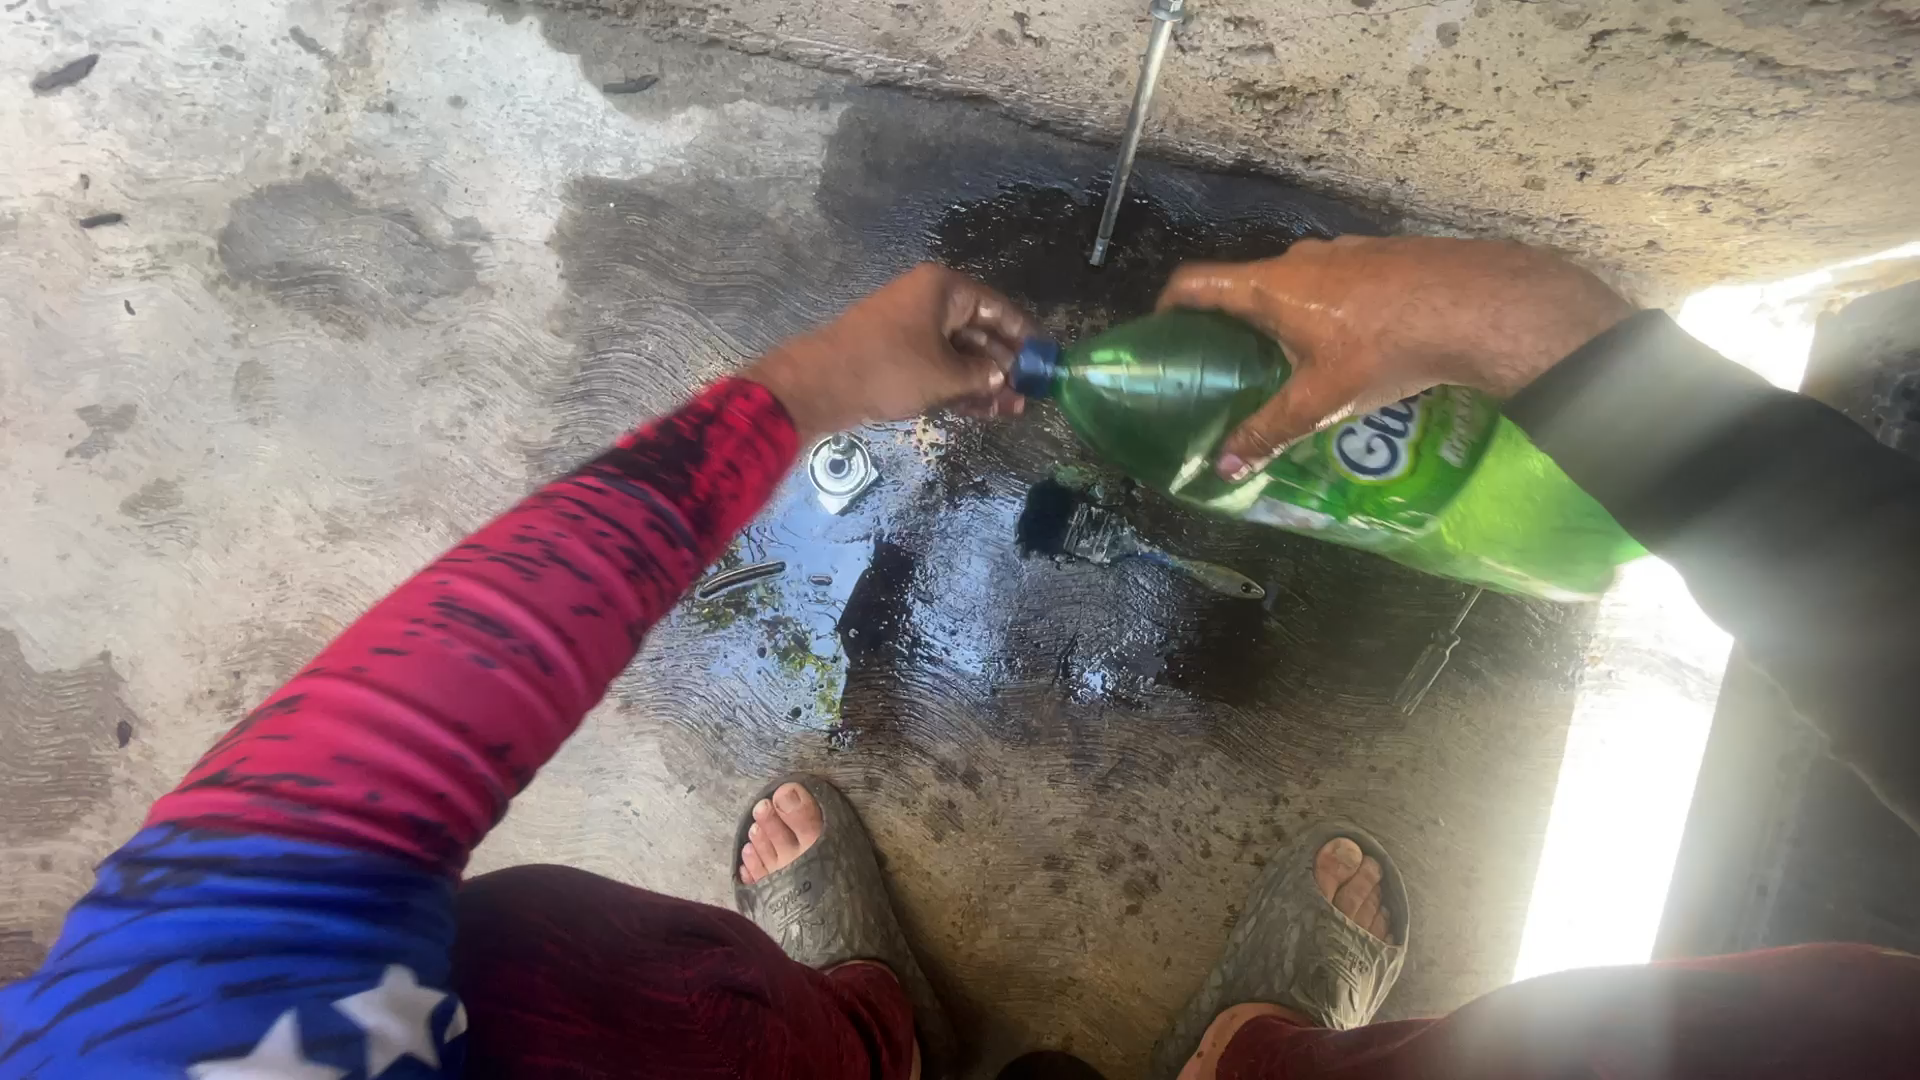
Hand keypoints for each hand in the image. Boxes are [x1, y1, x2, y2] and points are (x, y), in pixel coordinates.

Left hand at [744, 263, 1034, 441]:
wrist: (821, 385)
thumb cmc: (890, 369)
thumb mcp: (946, 375)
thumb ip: (983, 375)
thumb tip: (1003, 376)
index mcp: (944, 289)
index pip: (996, 308)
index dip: (1023, 334)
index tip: (1044, 357)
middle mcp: (929, 302)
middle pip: (979, 332)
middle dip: (1004, 365)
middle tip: (1030, 392)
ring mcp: (912, 330)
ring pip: (959, 354)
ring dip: (984, 382)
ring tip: (1013, 409)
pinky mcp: (898, 356)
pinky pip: (938, 368)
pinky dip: (959, 387)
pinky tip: (984, 411)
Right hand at [1157, 236, 1634, 480]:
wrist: (1486, 305)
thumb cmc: (1387, 349)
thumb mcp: (1320, 400)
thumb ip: (1267, 433)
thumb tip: (1222, 470)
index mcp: (1269, 288)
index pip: (1195, 282)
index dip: (1168, 304)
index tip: (1163, 333)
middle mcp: (1298, 260)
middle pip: (1241, 284)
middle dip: (1226, 319)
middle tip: (1225, 360)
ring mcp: (1342, 251)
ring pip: (1289, 282)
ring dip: (1275, 313)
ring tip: (1284, 356)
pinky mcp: (1379, 253)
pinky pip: (1328, 278)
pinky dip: (1317, 305)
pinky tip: (1344, 339)